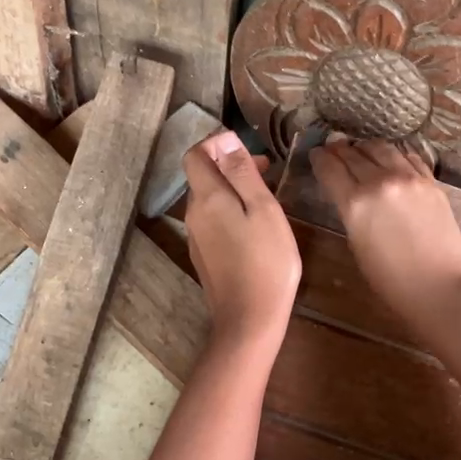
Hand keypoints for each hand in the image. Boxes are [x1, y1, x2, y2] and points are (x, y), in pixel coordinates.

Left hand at [181, 131, 300, 348]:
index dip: (215, 144)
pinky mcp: (205, 257)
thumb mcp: (263, 209)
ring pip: (209, 201)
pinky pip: (213, 222)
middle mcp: (193, 215)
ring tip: (266, 195)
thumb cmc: (266, 261)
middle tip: (266, 169)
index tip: (246, 147)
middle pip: (202, 177)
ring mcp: (197, 239)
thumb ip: (243, 173)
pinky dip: (231, 211)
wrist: (249, 320)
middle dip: (229, 166)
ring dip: (233, 189)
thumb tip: (225, 140)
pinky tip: (256, 226)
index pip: (194, 155)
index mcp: (206, 199)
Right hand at [309, 139, 460, 322]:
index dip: (319, 158)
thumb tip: (347, 193)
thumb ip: (350, 212)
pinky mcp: (430, 182)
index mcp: (355, 203)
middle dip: (339, 150)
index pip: (330, 168)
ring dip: (366, 147)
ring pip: (381, 148)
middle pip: (353, 154)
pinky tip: (390, 159)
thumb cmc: (390, 280)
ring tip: (360, 149)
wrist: (440, 286)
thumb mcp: (357, 245)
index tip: (316, 155)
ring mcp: (409, 178)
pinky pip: (408, 157)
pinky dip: (394, 154)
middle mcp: (380, 182)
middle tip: (333, 148)